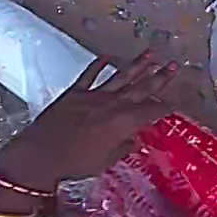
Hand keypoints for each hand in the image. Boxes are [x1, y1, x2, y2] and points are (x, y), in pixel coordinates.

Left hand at [0, 52, 178, 189]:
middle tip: (173, 65)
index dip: (164, 108)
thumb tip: (133, 140)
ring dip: (137, 65)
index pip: (151, 112)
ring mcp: (93, 96)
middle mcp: (113, 104)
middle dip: (160, 78)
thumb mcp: (106, 161)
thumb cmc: (76, 162)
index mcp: (124, 122)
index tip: (175, 103)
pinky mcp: (74, 93)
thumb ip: (122, 148)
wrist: (41, 154)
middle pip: (141, 88)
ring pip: (121, 77)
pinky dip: (97, 65)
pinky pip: (89, 75)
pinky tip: (106, 56)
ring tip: (151, 54)